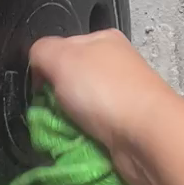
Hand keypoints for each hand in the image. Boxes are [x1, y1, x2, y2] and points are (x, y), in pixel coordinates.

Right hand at [28, 29, 178, 184]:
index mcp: (103, 40)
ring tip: (61, 135)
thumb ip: (41, 51)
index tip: (40, 89)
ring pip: (79, 110)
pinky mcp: (125, 125)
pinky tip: (77, 144)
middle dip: (56, 102)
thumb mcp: (62, 57)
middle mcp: (115, 65)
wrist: (145, 134)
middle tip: (48, 116)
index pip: (62, 49)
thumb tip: (38, 66)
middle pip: (70, 82)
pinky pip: (92, 131)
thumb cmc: (104, 90)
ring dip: (67, 125)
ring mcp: (122, 96)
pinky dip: (82, 139)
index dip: (46, 68)